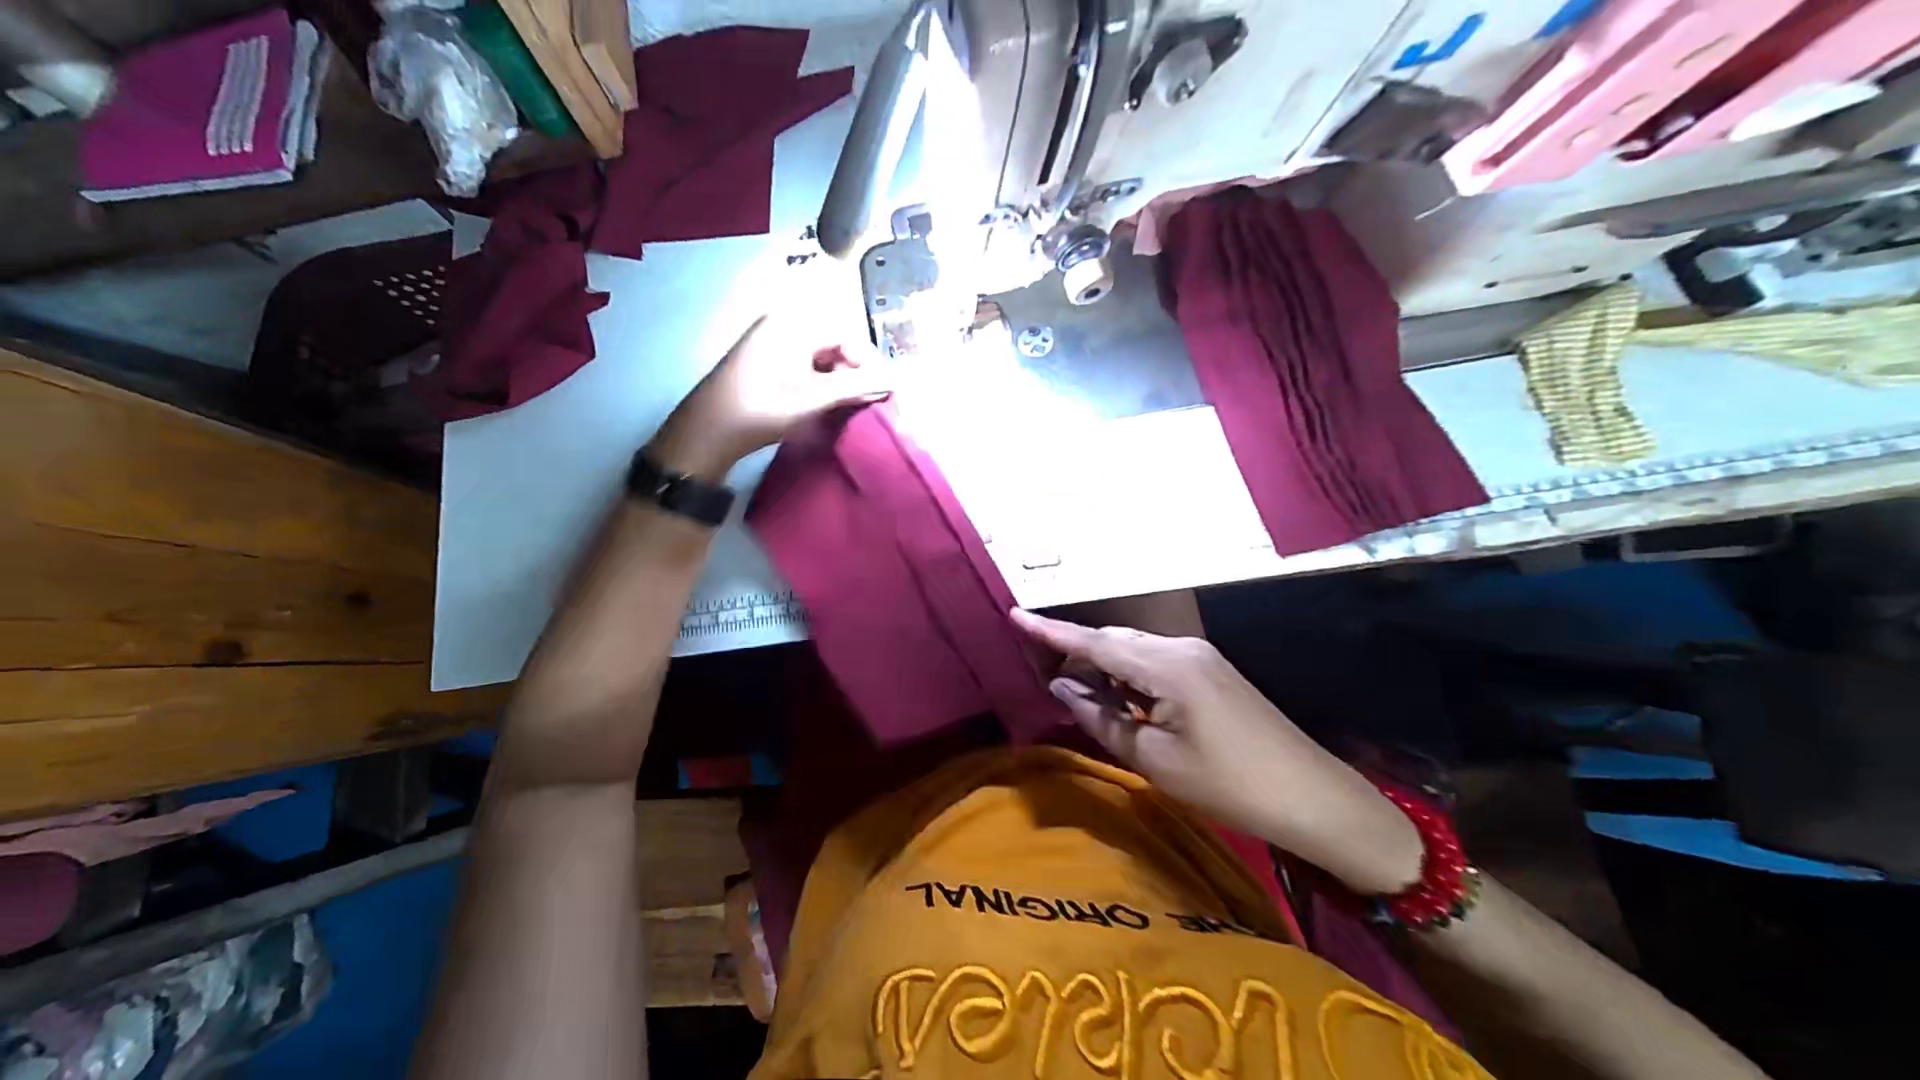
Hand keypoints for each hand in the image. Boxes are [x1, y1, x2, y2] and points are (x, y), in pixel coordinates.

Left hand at [649, 311, 890, 480]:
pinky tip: (816, 402)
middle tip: (858, 399)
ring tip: (837, 404)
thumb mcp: (816, 398)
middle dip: (850, 369)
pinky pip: (800, 360)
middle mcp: (782, 323)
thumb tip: (894, 380)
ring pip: (817, 353)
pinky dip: (815, 379)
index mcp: (794, 323)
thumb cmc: (764, 408)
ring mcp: (769, 339)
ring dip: (833, 377)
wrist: (709, 428)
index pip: (847, 332)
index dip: (866, 360)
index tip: (875, 389)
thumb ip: (857, 386)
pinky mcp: (761, 357)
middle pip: (832, 340)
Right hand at [1010, 608, 1423, 895]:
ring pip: (1134, 649)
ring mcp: (1201, 655)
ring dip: (1104, 665)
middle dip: (1077, 652)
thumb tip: (1062, 686)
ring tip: (1078, 692)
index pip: (1096, 641)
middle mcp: (1182, 647)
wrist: (1311, 796)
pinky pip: (1155, 660)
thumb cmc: (1226, 785)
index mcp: (1166, 666)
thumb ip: (1100, 716)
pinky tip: (1120, 697)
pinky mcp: (1211, 670)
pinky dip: (1129, 674)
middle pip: (1115, 640)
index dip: (1051, 631)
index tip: (1014, 614)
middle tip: (1044, 674)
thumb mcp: (1153, 758)